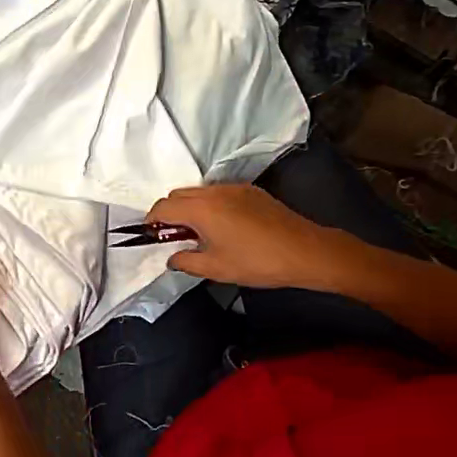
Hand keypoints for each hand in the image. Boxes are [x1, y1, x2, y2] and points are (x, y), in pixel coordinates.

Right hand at [146, 183, 351, 288]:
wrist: (305, 251)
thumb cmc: (256, 262)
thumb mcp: (215, 268)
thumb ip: (185, 261)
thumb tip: (172, 257)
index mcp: (200, 209)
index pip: (163, 207)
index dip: (152, 221)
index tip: (151, 235)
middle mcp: (213, 191)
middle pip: (178, 194)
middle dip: (169, 212)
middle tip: (175, 237)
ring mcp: (234, 188)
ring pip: (198, 191)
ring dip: (189, 207)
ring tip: (199, 232)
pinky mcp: (251, 191)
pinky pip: (219, 192)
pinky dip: (210, 204)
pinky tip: (223, 226)